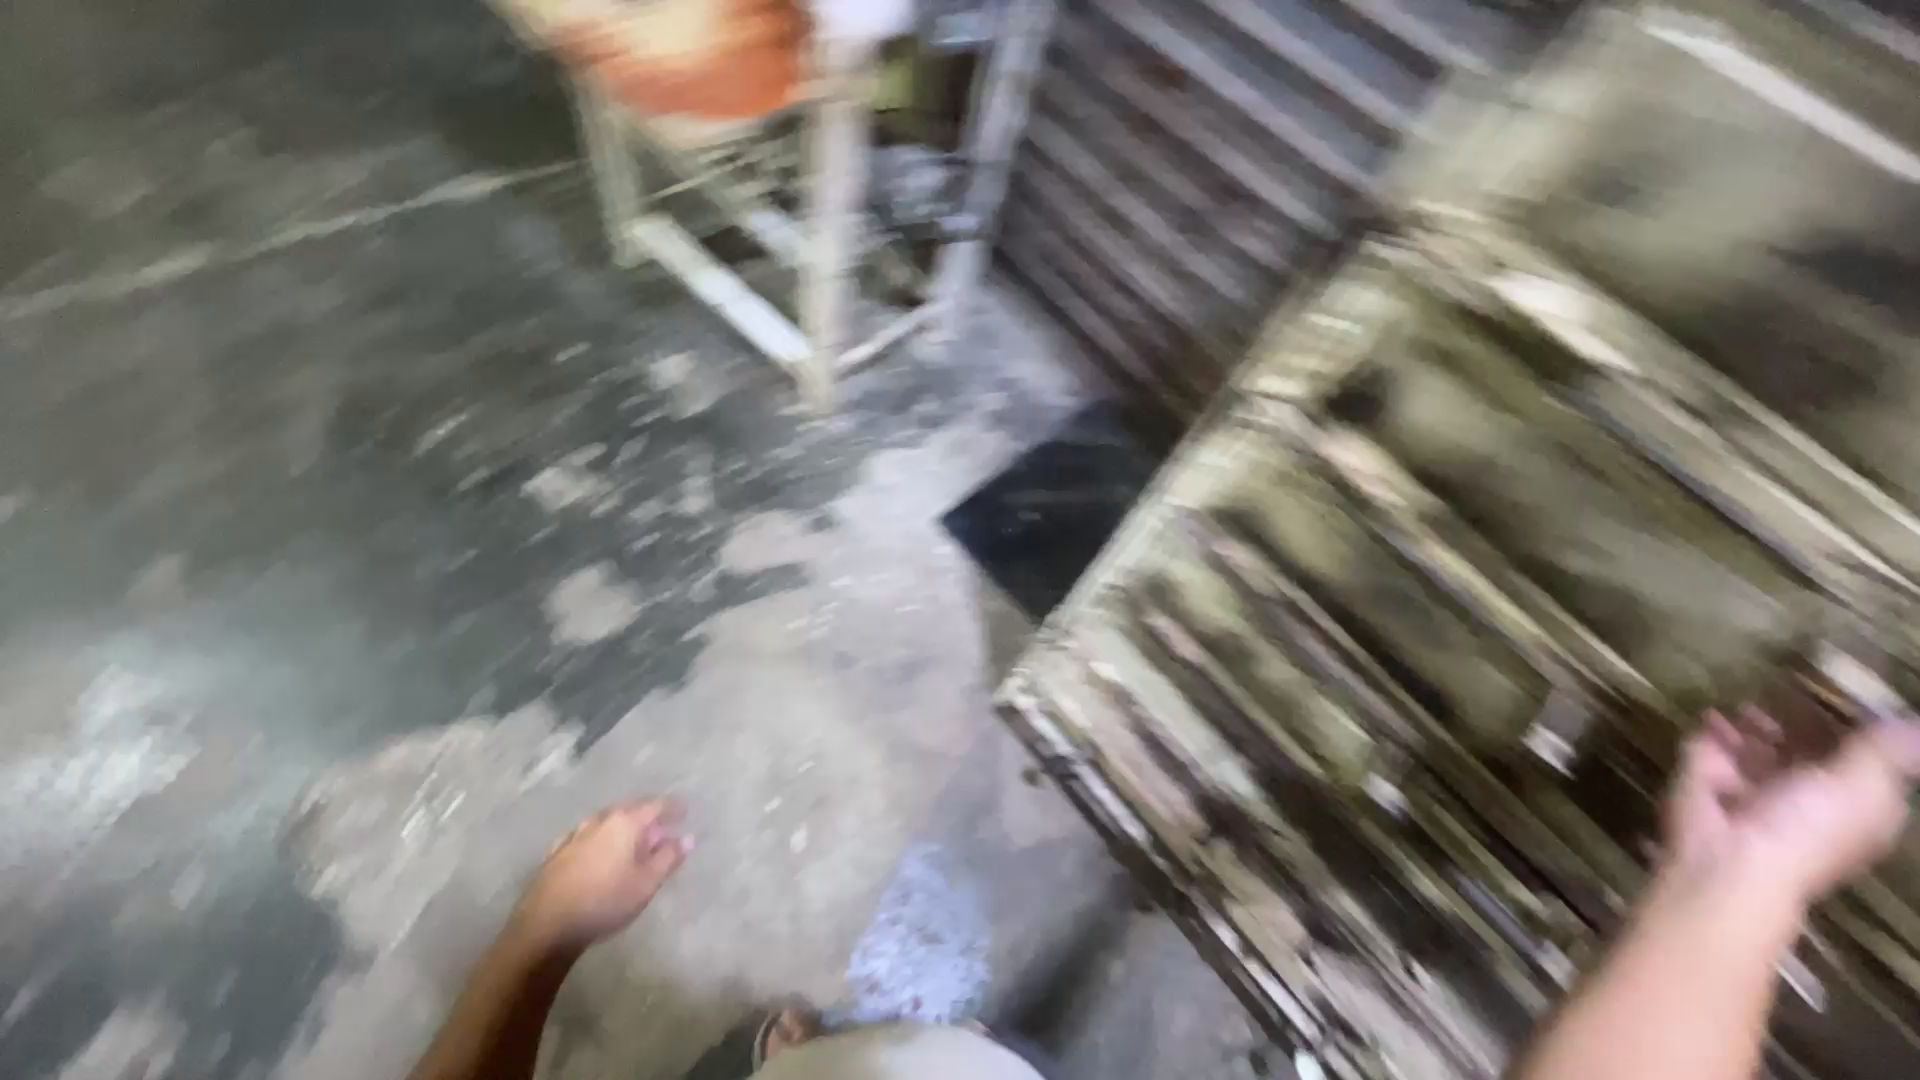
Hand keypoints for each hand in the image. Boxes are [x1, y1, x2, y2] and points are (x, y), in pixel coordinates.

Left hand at [509, 798, 692, 950]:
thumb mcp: (647, 883)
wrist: (546, 927)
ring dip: (622, 827)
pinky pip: (584, 836)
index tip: (684, 814)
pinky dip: (598, 839)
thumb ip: (669, 857)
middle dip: (647, 816)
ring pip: (605, 821)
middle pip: (629, 809)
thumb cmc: (605, 901)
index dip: (673, 808)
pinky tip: (596, 851)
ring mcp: (574, 835)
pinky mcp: (555, 853)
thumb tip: (687, 837)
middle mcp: (600, 820)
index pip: (656, 805)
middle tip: (660, 830)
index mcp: (625, 822)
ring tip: (630, 841)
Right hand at [1665, 707, 1919, 903]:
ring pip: (1757, 746)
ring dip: (1755, 723)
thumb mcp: (1859, 788)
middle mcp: (1804, 792)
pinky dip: (1714, 728)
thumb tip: (1914, 721)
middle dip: (1798, 722)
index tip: (1844, 697)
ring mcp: (1749, 783)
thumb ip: (1883, 752)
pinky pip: (1710, 744)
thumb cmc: (1808, 827)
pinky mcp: (1704, 774)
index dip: (1853, 729)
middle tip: (1793, 689)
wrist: (1730, 855)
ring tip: (1751, 706)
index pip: (1859, 758)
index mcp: (1853, 802)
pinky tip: (1716, 716)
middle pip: (1804, 749)